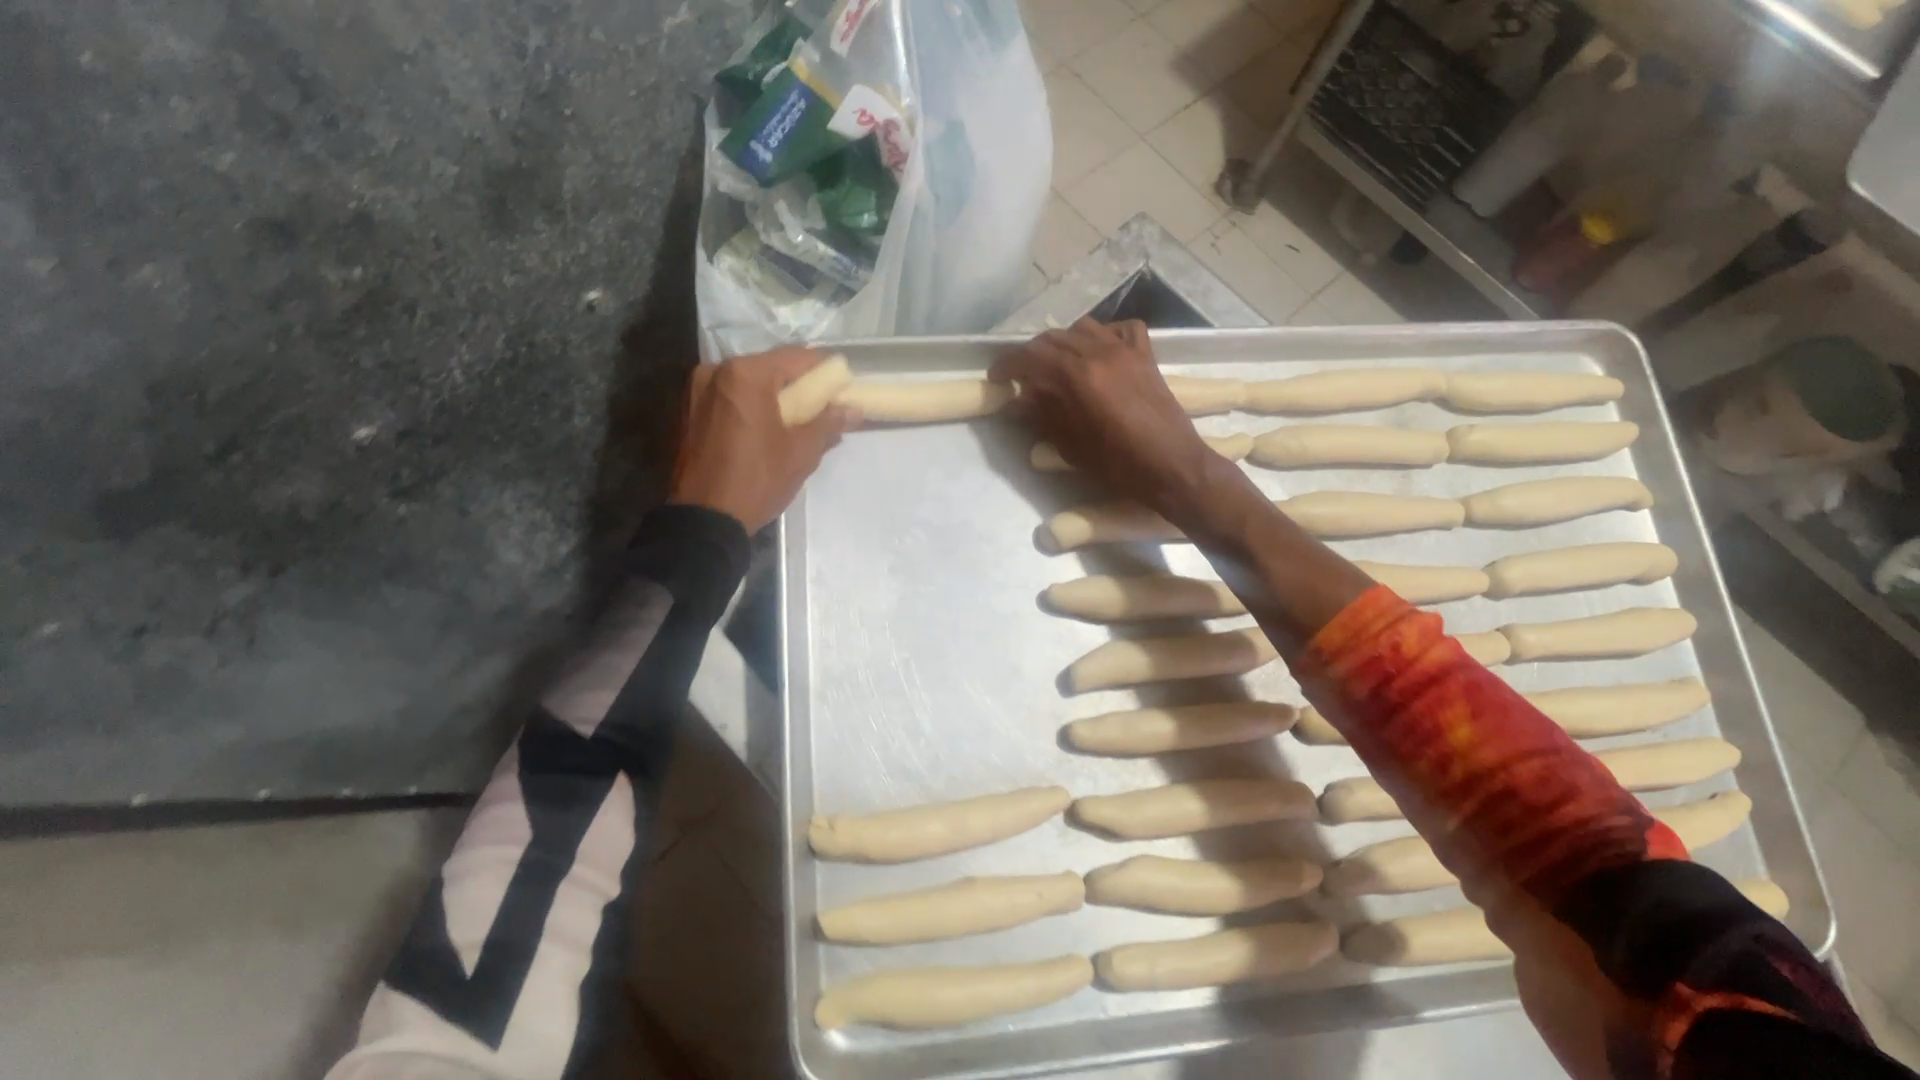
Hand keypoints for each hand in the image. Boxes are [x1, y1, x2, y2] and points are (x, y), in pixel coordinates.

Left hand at [668, 348, 857, 531]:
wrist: (703, 519)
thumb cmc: (756, 480)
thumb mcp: (801, 452)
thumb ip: (828, 422)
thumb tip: (853, 408)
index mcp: (746, 374)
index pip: (796, 357)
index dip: (824, 369)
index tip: (843, 384)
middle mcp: (717, 371)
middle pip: (769, 367)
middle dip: (797, 383)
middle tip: (822, 404)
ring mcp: (696, 390)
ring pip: (747, 382)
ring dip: (772, 395)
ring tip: (795, 419)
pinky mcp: (687, 411)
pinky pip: (729, 398)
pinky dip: (750, 406)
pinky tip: (766, 428)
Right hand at [989, 318, 1234, 527]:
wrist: (1172, 467)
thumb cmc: (1119, 464)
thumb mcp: (1070, 445)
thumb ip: (1041, 416)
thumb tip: (1016, 400)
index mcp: (1076, 376)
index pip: (1030, 357)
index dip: (1007, 366)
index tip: (995, 378)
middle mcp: (1099, 352)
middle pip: (1054, 339)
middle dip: (1031, 355)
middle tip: (1021, 376)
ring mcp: (1125, 350)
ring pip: (1083, 328)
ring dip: (1064, 342)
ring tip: (1056, 364)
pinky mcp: (1145, 356)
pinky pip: (1121, 329)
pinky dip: (1104, 334)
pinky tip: (1098, 352)